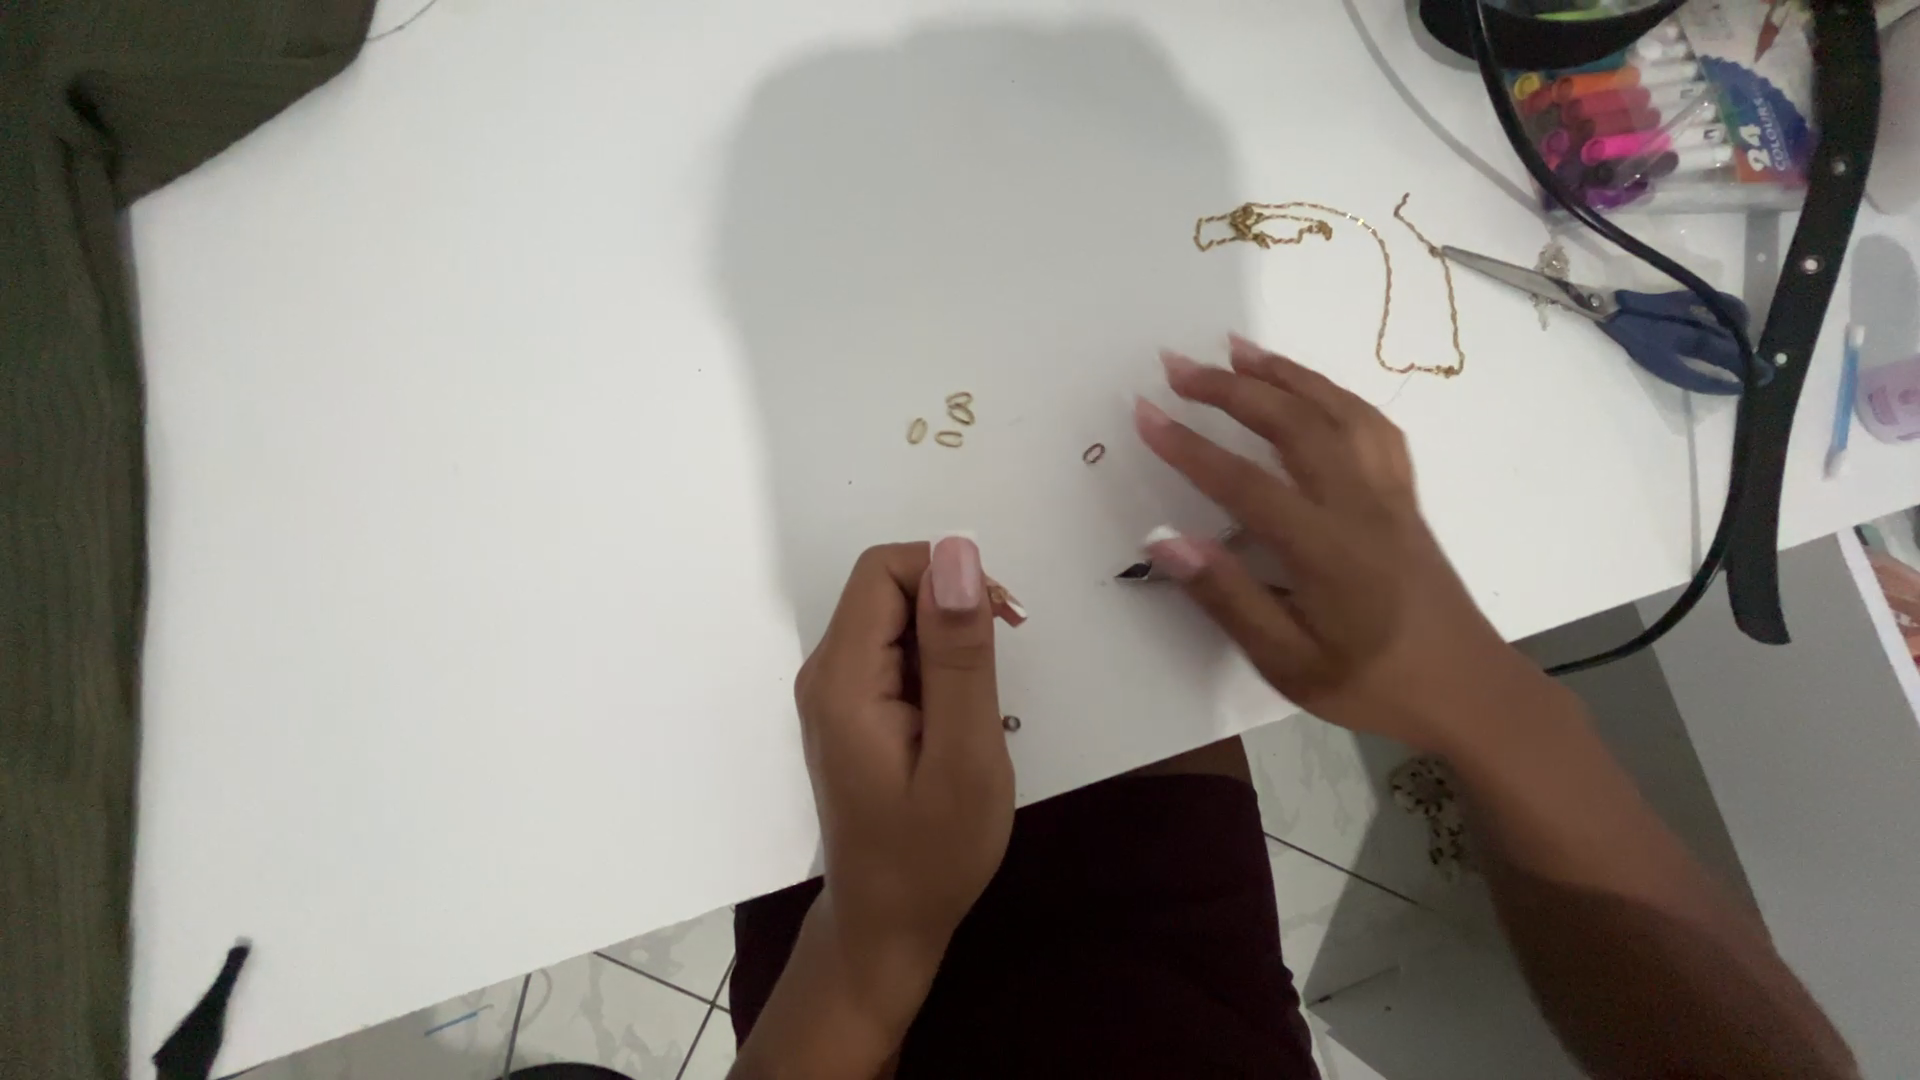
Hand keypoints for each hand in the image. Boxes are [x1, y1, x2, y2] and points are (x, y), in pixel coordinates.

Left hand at [793, 538, 1014, 1024]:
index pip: (883, 570)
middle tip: (1002, 657)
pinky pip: (895, 650)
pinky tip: (962, 705)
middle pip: (886, 587)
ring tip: (985, 695)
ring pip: (895, 616)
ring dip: (949, 633)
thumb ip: (959, 653)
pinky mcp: (852, 706)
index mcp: (843, 678)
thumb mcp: (964, 755)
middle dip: (952, 603)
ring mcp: (834, 690)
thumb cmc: (933, 853)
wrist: (888, 924)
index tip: (999, 619)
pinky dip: (937, 660)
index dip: (946, 575)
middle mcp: (826, 671)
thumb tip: (957, 551)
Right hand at [1133, 335, 1531, 750]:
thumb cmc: (1372, 685)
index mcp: (1327, 550)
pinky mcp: (1405, 496)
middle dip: (1231, 388)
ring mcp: (1390, 494)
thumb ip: (1228, 598)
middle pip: (1294, 425)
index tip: (1144, 412)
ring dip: (1284, 374)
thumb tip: (1165, 542)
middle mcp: (1362, 506)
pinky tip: (1309, 388)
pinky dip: (1333, 394)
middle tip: (1177, 364)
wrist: (1471, 692)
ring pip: (1338, 412)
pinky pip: (1371, 426)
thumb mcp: (1288, 662)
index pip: (1245, 483)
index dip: (1188, 446)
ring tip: (1237, 349)